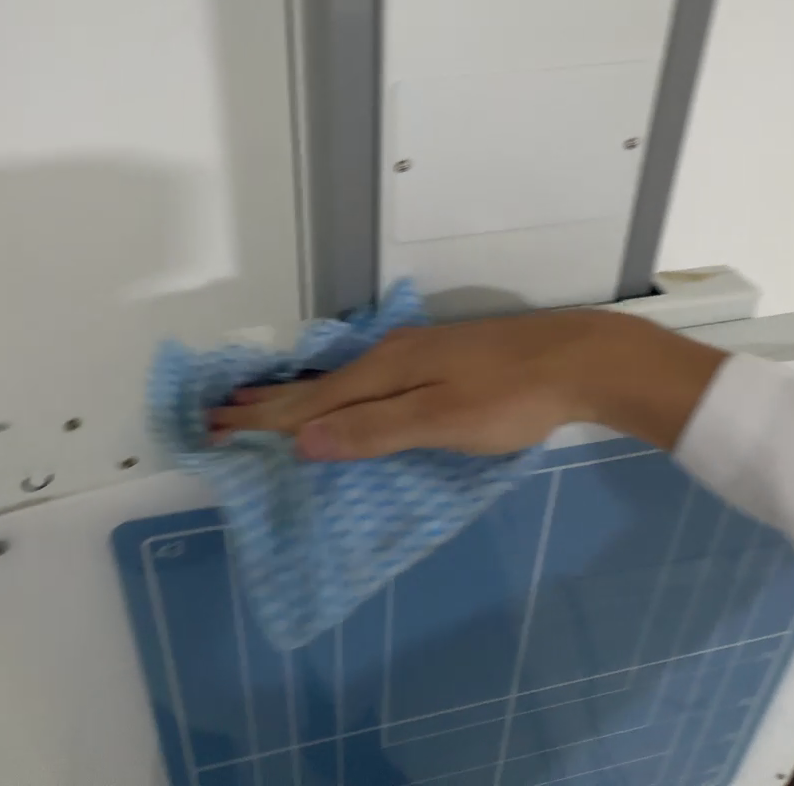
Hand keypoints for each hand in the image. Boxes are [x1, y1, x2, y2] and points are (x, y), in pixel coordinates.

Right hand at [206, 309, 726, 460]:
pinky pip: (364, 377)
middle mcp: (389, 356)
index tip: (215, 429)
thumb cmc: (509, 398)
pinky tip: (334, 394)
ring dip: (294, 394)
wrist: (577, 358)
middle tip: (219, 412)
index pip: (307, 403)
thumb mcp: (440, 422)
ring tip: (258, 401)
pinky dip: (332, 390)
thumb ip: (372, 431)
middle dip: (266, 403)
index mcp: (383, 372)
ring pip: (338, 378)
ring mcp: (413, 353)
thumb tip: (301, 441)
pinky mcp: (436, 358)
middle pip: (315, 385)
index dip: (263, 421)